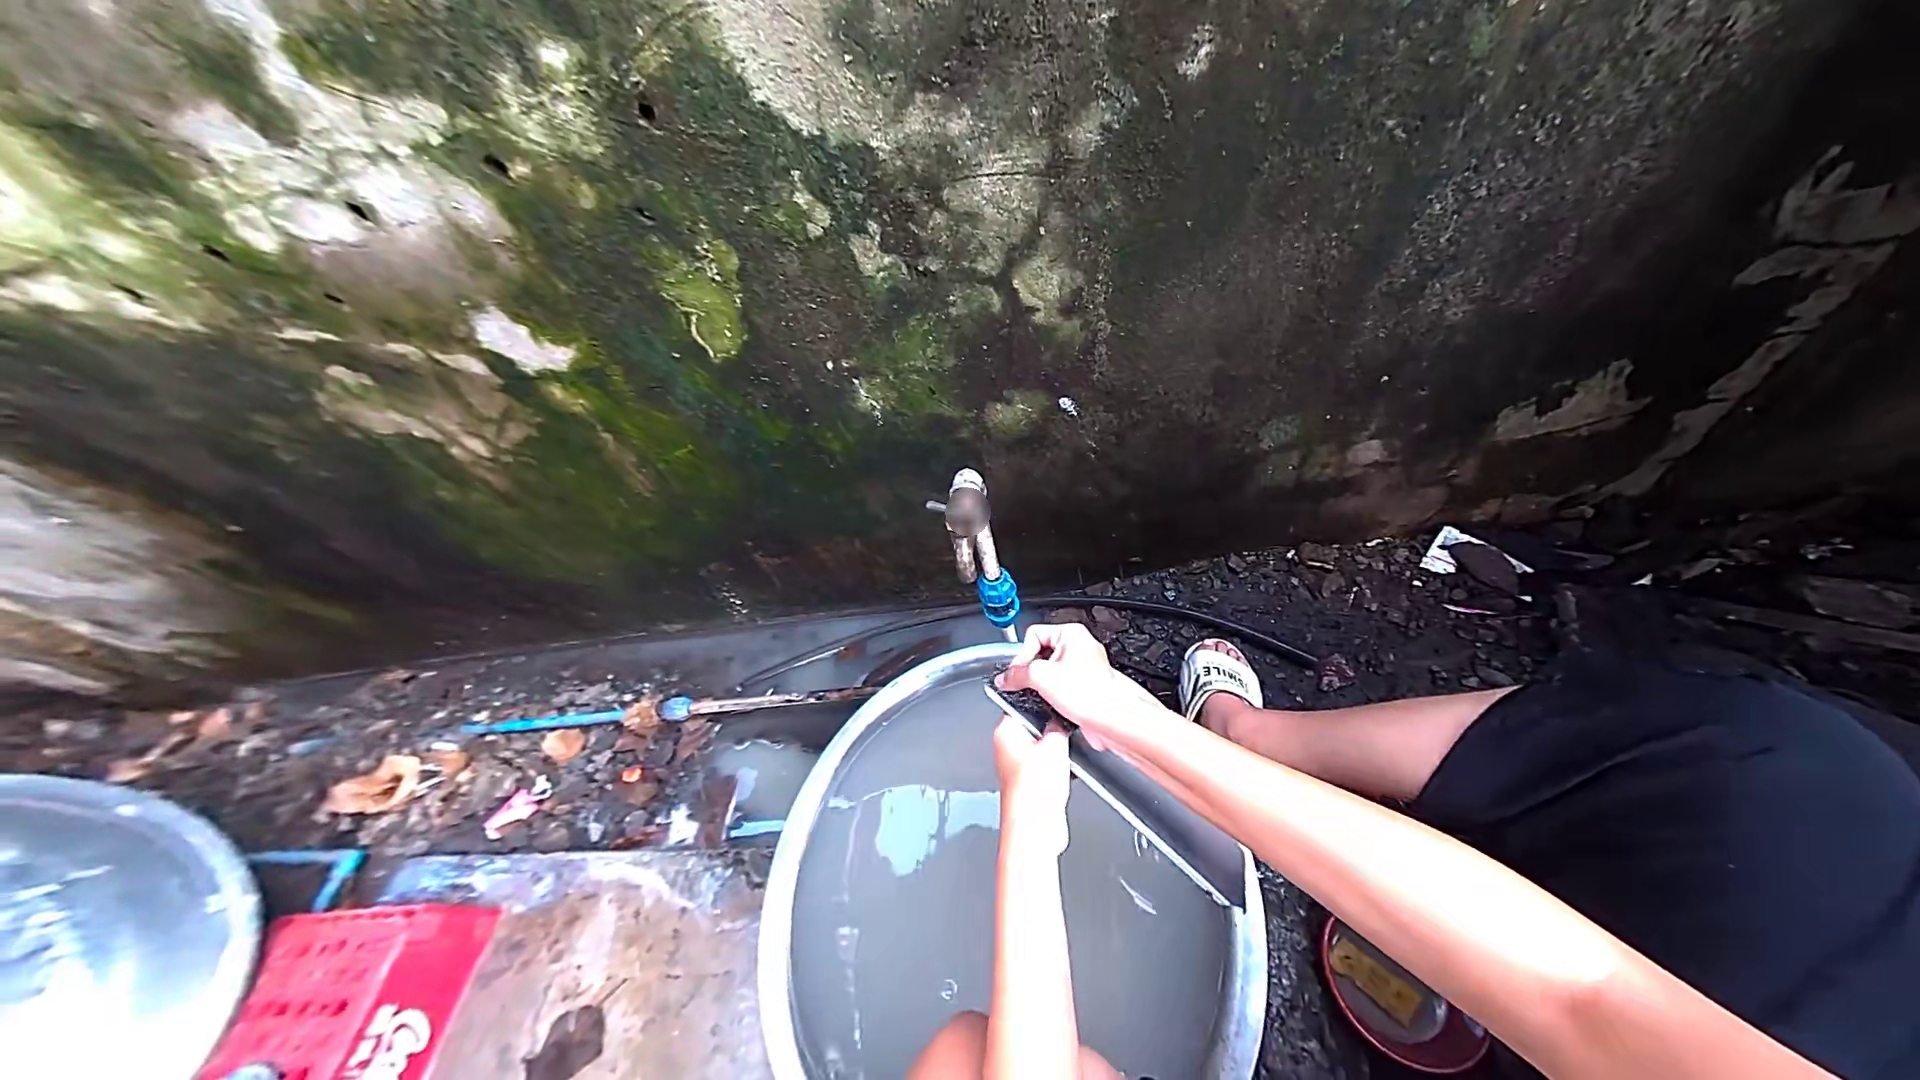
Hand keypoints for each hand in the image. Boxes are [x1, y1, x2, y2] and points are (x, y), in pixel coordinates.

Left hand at [993, 713, 1070, 855]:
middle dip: (1053, 733)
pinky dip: (1059, 771)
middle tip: (1063, 737)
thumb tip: (1061, 721)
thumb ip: (1058, 726)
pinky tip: (1066, 776)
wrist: (1035, 828)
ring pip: (1044, 749)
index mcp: (1004, 733)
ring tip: (1064, 761)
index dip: (1043, 706)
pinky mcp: (1031, 784)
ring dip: (1058, 754)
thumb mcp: (1055, 745)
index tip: (1057, 708)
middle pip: (1035, 728)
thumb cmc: (1033, 790)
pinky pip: (1048, 769)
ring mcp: (1018, 768)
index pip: (1022, 706)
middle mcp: (1007, 749)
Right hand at [994, 623, 1167, 750]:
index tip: (1017, 673)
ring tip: (1046, 696)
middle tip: (1029, 685)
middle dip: (1032, 672)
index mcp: (1070, 633)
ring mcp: (1083, 665)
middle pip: (1040, 653)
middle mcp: (1079, 645)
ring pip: (1049, 671)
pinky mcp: (1085, 684)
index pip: (1033, 635)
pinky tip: (1055, 704)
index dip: (1022, 655)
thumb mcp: (1041, 677)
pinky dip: (1053, 694)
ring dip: (1043, 685)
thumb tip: (1004, 678)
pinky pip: (1060, 684)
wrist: (1113, 719)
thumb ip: (1017, 674)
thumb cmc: (1091, 694)